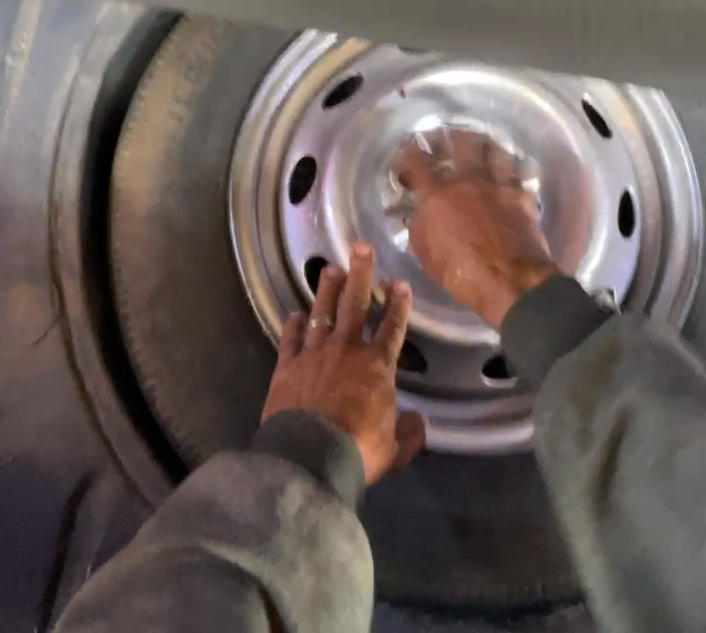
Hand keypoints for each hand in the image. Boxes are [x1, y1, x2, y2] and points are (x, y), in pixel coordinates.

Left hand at [261, 242, 426, 485]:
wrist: (308, 457)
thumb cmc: (358, 451)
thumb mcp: (394, 449)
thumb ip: (409, 433)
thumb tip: (419, 422)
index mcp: (377, 366)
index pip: (393, 327)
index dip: (399, 305)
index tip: (402, 284)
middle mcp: (346, 349)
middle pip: (355, 303)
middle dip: (360, 273)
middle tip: (360, 247)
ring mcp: (314, 354)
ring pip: (322, 312)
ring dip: (326, 290)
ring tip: (330, 268)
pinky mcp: (287, 365)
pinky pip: (291, 338)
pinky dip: (293, 325)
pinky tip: (295, 313)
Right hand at [391, 128, 560, 328]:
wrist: (510, 282)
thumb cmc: (462, 275)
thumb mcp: (427, 257)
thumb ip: (419, 231)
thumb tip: (417, 217)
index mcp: (437, 197)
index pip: (417, 163)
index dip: (409, 153)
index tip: (407, 149)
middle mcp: (466, 182)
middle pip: (459, 144)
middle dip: (450, 136)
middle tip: (447, 136)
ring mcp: (497, 185)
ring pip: (493, 149)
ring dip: (485, 145)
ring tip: (482, 144)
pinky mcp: (521, 195)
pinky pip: (519, 170)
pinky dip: (514, 167)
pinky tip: (512, 167)